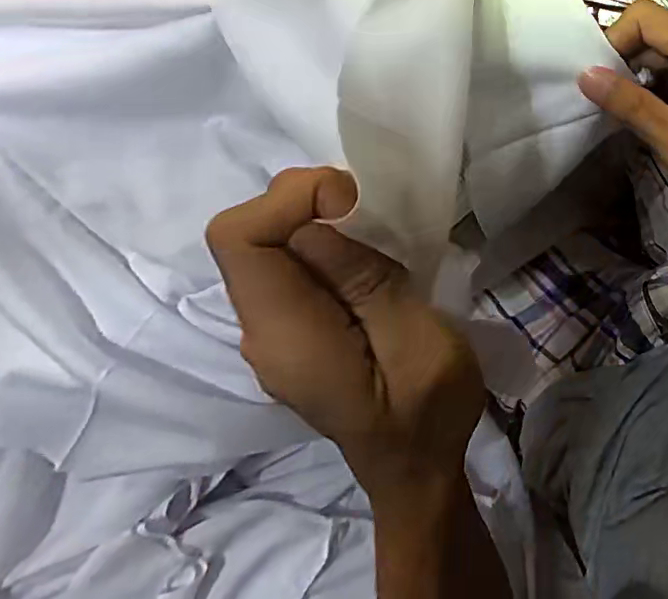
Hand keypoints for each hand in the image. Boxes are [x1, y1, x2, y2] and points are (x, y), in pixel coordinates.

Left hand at [205, 167, 485, 506]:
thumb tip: (310, 225)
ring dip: (318, 216)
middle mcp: (261, 328)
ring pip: (267, 241)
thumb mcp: (416, 341)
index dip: (290, 200)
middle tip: (372, 214)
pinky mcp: (292, 327)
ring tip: (376, 232)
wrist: (417, 468)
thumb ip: (364, 283)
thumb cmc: (428, 409)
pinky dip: (323, 239)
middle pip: (248, 233)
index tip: (355, 205)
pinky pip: (288, 262)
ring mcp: (273, 329)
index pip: (239, 237)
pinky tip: (367, 255)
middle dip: (307, 201)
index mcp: (286, 334)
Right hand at [578, 0, 667, 239]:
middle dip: (629, 63)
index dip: (614, 42)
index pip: (643, 16)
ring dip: (649, 78)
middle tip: (615, 108)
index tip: (602, 83)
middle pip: (658, 30)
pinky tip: (667, 120)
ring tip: (639, 119)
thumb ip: (632, 106)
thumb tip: (587, 75)